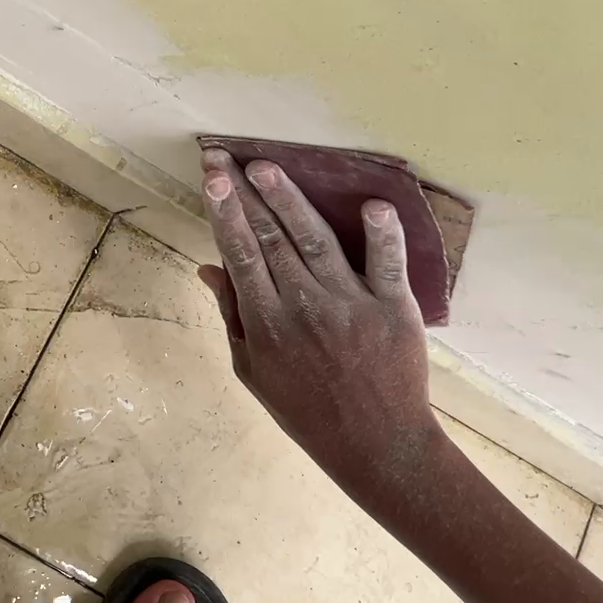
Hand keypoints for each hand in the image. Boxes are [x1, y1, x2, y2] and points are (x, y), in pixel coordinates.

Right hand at [195, 147, 444, 513]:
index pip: (239, 254)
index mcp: (266, 321)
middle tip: (226, 156)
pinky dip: (382, 234)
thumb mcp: (252, 370)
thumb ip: (232, 316)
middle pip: (269, 237)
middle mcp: (303, 304)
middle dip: (245, 193)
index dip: (224, 212)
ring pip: (314, 239)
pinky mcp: (394, 307)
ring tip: (267, 167)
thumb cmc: (304, 410)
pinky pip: (387, 264)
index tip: (212, 178)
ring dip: (289, 199)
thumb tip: (208, 268)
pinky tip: (372, 204)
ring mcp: (350, 303)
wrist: (376, 446)